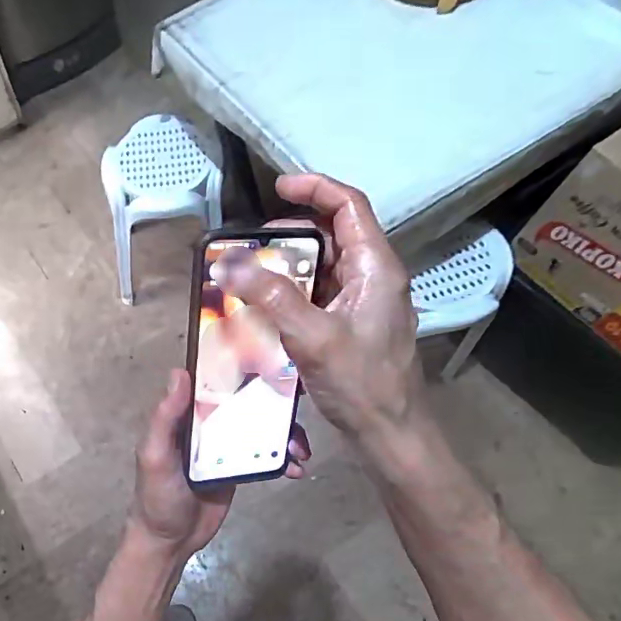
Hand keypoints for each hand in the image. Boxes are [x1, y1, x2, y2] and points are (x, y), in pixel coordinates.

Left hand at [127, 369, 311, 557]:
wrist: (169, 540)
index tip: (271, 361)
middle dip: (275, 404)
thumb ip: (165, 417)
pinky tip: (297, 468)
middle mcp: (207, 426)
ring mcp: (226, 447)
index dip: (240, 370)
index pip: (215, 384)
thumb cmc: (157, 495)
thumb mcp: (155, 454)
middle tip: (297, 411)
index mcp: (186, 417)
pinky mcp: (240, 469)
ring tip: (300, 450)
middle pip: (247, 404)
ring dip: (286, 434)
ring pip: (262, 429)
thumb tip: (180, 373)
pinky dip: (284, 459)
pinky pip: (266, 456)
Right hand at [223, 174, 424, 439]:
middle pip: (333, 233)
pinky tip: (268, 303)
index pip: (349, 206)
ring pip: (324, 264)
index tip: (278, 188)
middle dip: (291, 233)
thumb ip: (272, 297)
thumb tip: (231, 265)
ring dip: (289, 263)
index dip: (315, 189)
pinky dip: (294, 289)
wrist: (390, 431)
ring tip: (253, 272)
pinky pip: (321, 291)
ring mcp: (364, 300)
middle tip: (252, 245)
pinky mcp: (353, 321)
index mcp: (376, 268)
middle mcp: (374, 276)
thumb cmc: (362, 383)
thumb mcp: (312, 337)